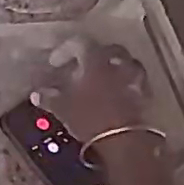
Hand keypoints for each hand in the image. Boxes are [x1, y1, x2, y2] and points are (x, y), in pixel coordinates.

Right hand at [30, 39, 150, 140]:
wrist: (125, 141)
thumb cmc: (90, 120)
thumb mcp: (64, 109)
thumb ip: (50, 98)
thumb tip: (38, 94)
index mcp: (97, 62)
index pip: (81, 43)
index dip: (65, 50)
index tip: (55, 62)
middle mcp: (118, 64)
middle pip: (106, 50)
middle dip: (92, 56)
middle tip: (80, 68)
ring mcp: (135, 78)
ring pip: (124, 63)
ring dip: (111, 68)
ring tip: (99, 80)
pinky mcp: (145, 95)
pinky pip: (133, 81)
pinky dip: (122, 83)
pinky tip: (113, 95)